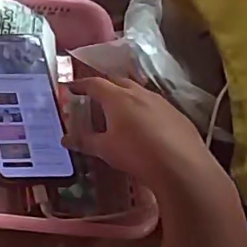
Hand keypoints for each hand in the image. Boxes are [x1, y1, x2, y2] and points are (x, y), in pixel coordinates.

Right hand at [66, 76, 233, 207]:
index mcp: (117, 98)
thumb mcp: (105, 149)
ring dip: (125, 95)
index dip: (81, 84)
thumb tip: (65, 139)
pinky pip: (154, 105)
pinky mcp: (176, 114)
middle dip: (104, 86)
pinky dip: (143, 108)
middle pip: (117, 81)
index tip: (71, 87)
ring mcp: (161, 102)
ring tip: (118, 108)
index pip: (95, 83)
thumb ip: (84, 141)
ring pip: (138, 91)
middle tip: (94, 95)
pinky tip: (144, 124)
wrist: (182, 166)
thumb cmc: (136, 154)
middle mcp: (139, 93)